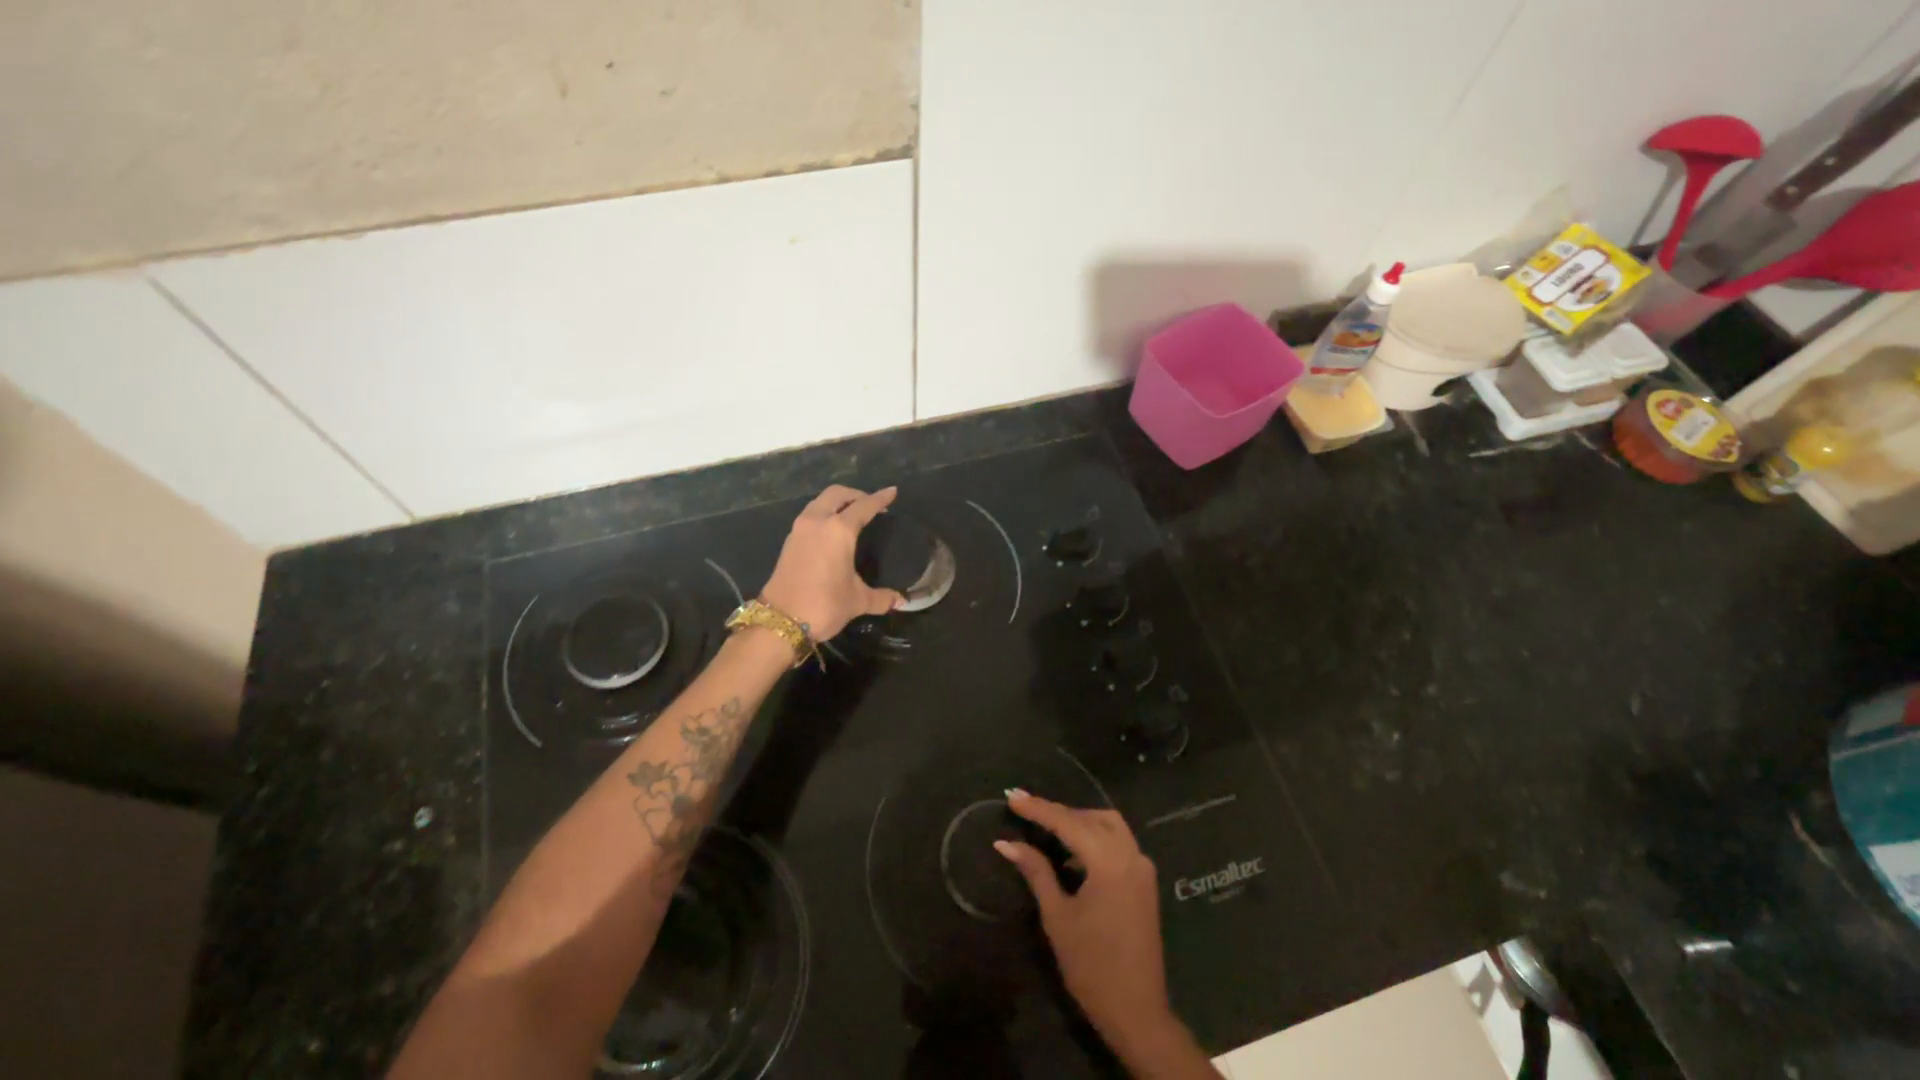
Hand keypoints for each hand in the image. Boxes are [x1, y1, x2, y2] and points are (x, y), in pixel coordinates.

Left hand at [759, 485, 904, 640]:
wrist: (781, 620)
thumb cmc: (824, 605)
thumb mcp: (857, 601)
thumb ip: (881, 597)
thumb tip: (901, 600)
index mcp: (838, 530)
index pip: (864, 506)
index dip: (880, 499)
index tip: (892, 492)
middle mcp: (817, 522)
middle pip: (836, 494)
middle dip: (855, 495)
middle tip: (870, 505)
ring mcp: (799, 530)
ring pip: (819, 503)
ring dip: (836, 503)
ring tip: (851, 515)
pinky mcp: (789, 541)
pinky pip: (809, 516)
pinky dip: (823, 514)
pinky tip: (832, 531)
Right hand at [996, 791, 1174, 1044]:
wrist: (1135, 1008)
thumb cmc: (1090, 965)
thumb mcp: (1057, 916)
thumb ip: (1036, 872)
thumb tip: (1006, 843)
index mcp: (1110, 862)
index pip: (1068, 822)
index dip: (1038, 808)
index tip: (1011, 796)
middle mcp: (1132, 856)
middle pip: (1093, 818)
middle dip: (1059, 812)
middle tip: (1025, 812)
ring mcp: (1143, 869)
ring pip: (1110, 827)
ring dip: (1079, 823)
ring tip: (1045, 830)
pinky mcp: (1145, 883)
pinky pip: (1119, 845)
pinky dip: (1095, 839)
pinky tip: (1071, 854)